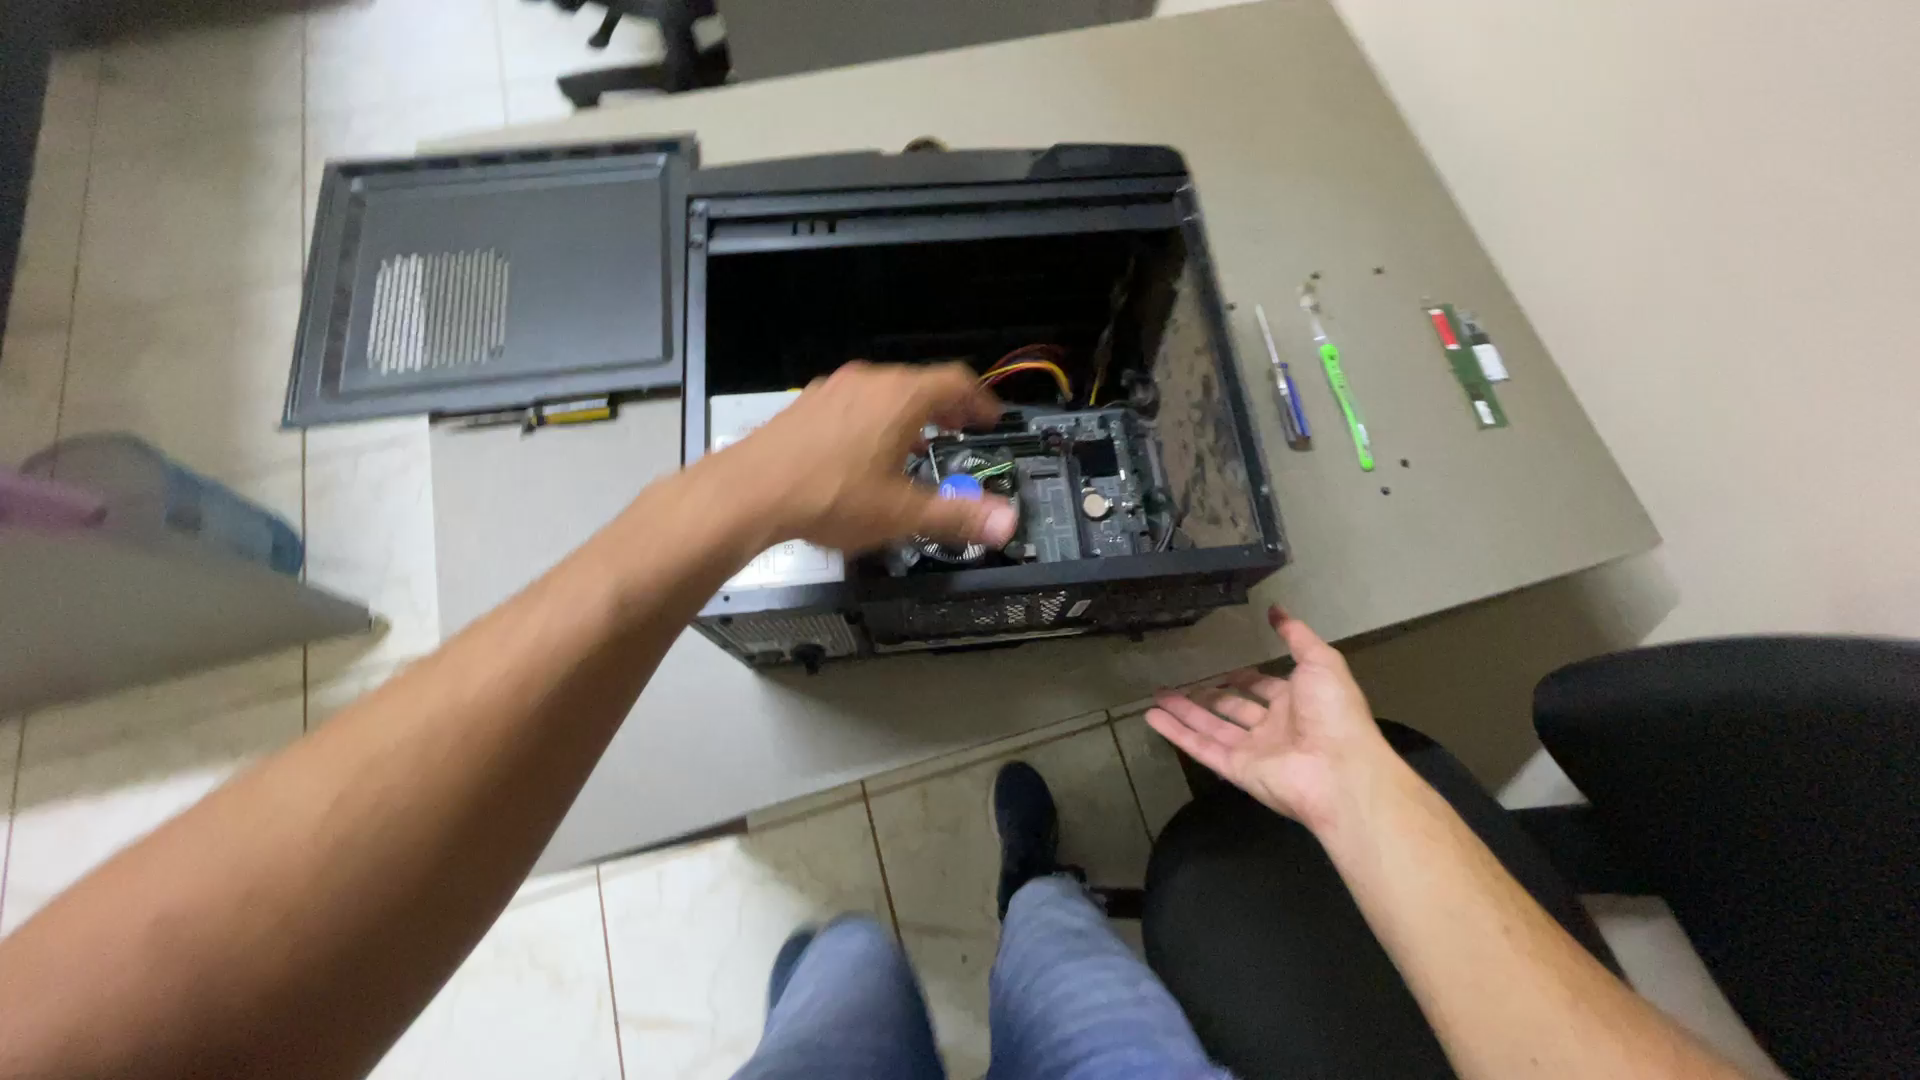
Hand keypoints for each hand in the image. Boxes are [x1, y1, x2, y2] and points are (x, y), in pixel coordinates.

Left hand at [711, 361, 1018, 553]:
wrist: (747, 493)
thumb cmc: (828, 497)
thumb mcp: (901, 514)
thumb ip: (957, 516)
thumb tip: (1005, 522)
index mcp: (900, 398)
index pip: (955, 382)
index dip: (980, 399)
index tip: (990, 417)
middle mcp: (868, 383)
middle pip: (920, 383)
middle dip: (947, 407)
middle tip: (960, 429)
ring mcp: (833, 391)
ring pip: (885, 392)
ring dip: (909, 413)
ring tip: (918, 442)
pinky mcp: (806, 406)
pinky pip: (854, 403)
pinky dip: (875, 419)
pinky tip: (866, 452)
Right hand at [1146, 606, 1395, 834]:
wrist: (1339, 770)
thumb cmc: (1333, 713)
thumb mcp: (1321, 662)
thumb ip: (1296, 636)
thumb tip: (1276, 609)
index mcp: (1296, 702)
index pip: (1264, 687)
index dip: (1245, 678)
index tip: (1225, 667)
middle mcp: (1273, 727)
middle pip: (1233, 709)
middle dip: (1209, 695)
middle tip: (1182, 682)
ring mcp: (1253, 750)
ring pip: (1211, 727)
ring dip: (1184, 711)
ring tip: (1158, 696)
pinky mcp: (1236, 769)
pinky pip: (1201, 748)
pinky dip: (1176, 733)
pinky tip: (1153, 717)